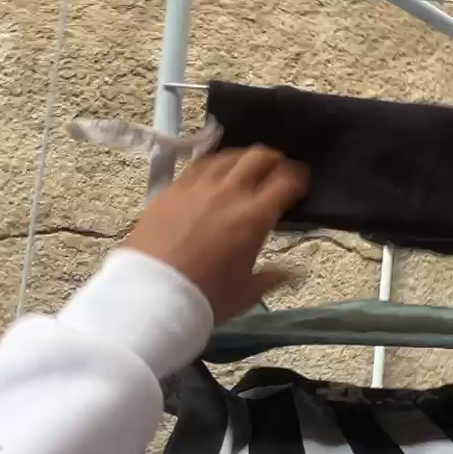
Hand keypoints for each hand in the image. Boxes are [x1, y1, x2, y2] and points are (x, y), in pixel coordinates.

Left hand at [125, 146, 308, 321]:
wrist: (151, 295)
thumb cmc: (206, 297)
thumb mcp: (246, 292)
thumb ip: (272, 277)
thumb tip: (293, 272)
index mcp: (255, 217)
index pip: (286, 182)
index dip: (299, 178)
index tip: (301, 183)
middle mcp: (230, 193)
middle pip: (259, 158)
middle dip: (275, 160)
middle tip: (279, 169)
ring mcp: (198, 187)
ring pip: (228, 156)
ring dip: (244, 158)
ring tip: (247, 166)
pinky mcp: (172, 189)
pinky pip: (198, 165)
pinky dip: (214, 164)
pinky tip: (215, 171)